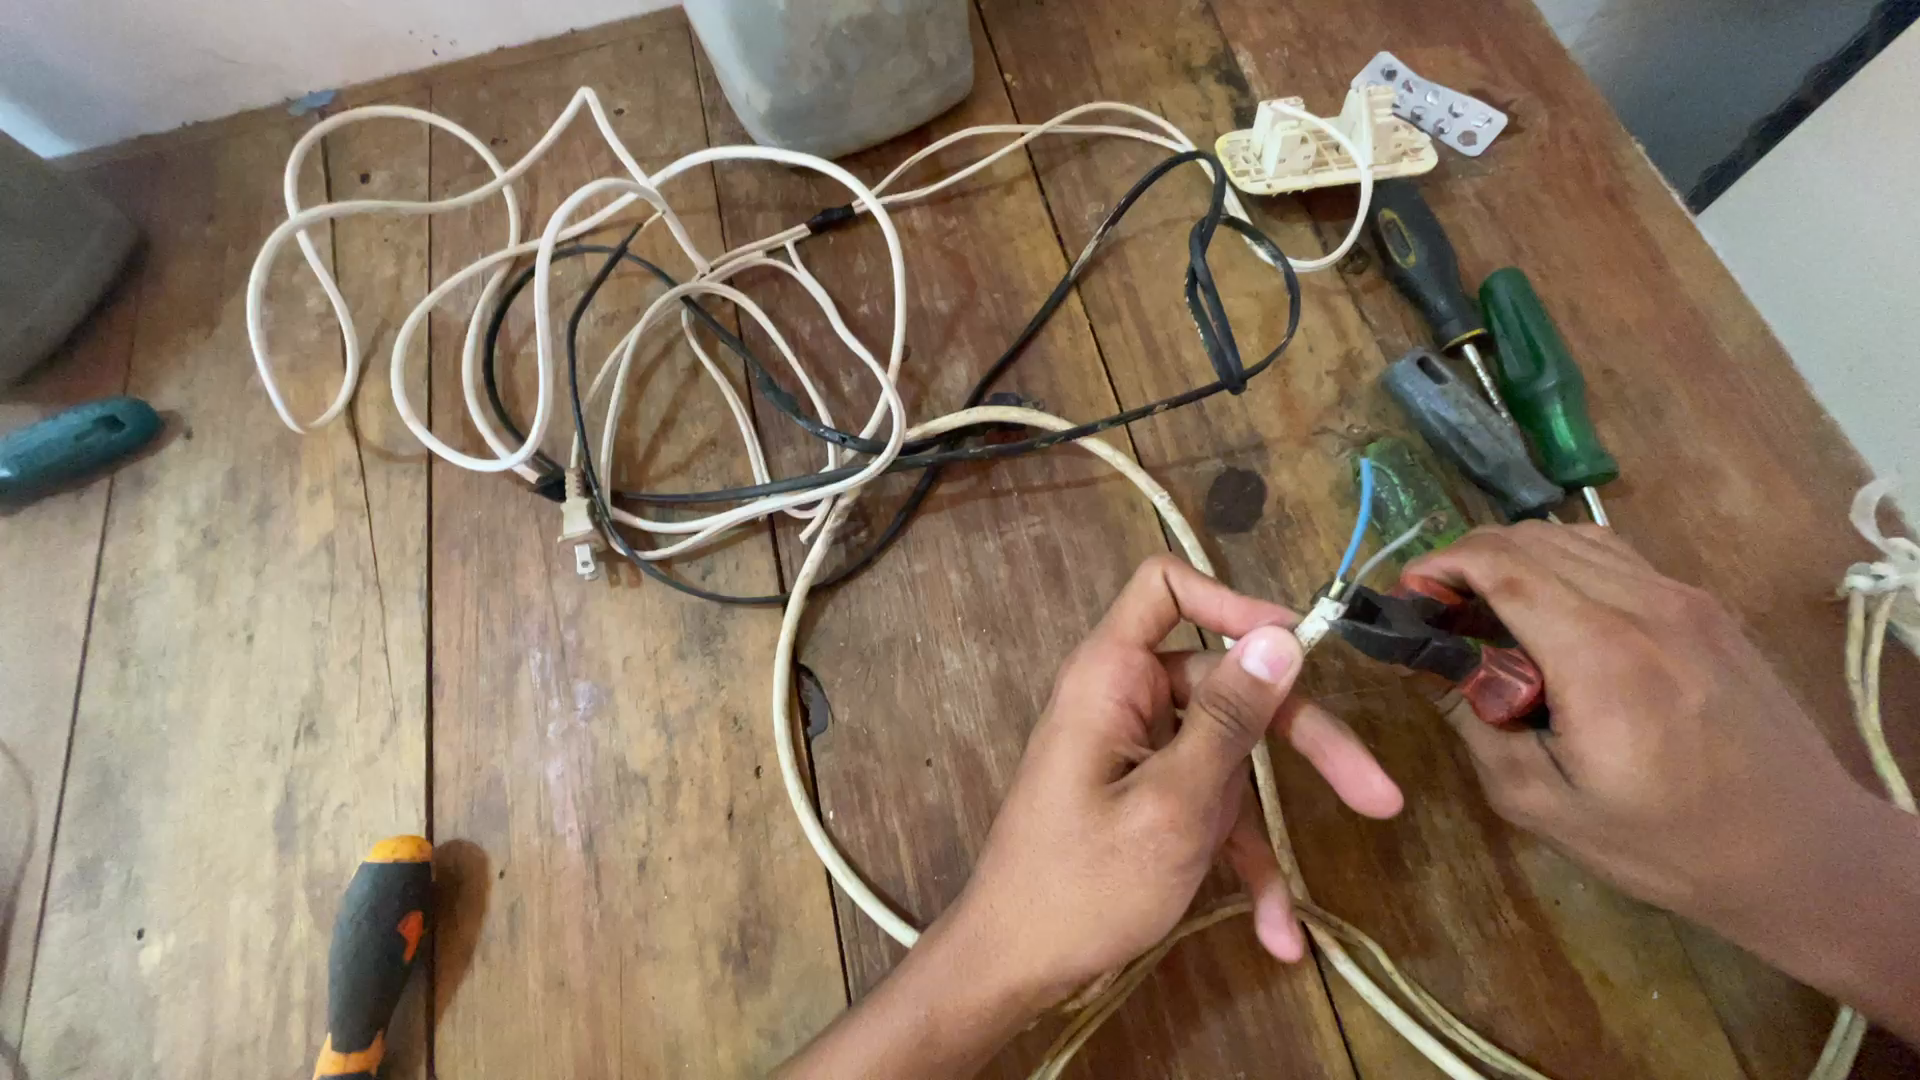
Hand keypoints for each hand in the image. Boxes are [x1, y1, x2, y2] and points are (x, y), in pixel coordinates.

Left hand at [942, 555, 1403, 1008]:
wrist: (1015, 960)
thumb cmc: (1084, 883)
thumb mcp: (1173, 803)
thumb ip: (1227, 718)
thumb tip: (1279, 636)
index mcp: (1111, 674)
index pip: (1166, 588)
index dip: (1232, 602)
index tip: (1299, 648)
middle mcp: (1123, 696)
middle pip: (1223, 683)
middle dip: (1297, 740)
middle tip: (1376, 793)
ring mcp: (1135, 745)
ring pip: (1225, 750)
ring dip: (1265, 825)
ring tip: (1296, 916)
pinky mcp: (1143, 788)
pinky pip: (1202, 799)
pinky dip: (1237, 855)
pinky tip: (1274, 930)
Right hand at [1404, 522, 1871, 923]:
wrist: (1805, 857)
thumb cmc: (1659, 840)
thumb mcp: (1534, 795)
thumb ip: (1468, 716)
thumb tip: (1415, 658)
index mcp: (1601, 656)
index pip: (1500, 565)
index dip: (1438, 567)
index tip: (1406, 599)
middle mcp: (1645, 608)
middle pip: (1525, 539)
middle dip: (1462, 561)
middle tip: (1434, 611)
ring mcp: (1683, 600)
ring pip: (1566, 536)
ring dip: (1507, 558)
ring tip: (1480, 609)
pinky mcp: (1702, 606)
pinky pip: (1607, 554)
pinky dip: (1554, 563)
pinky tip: (1540, 609)